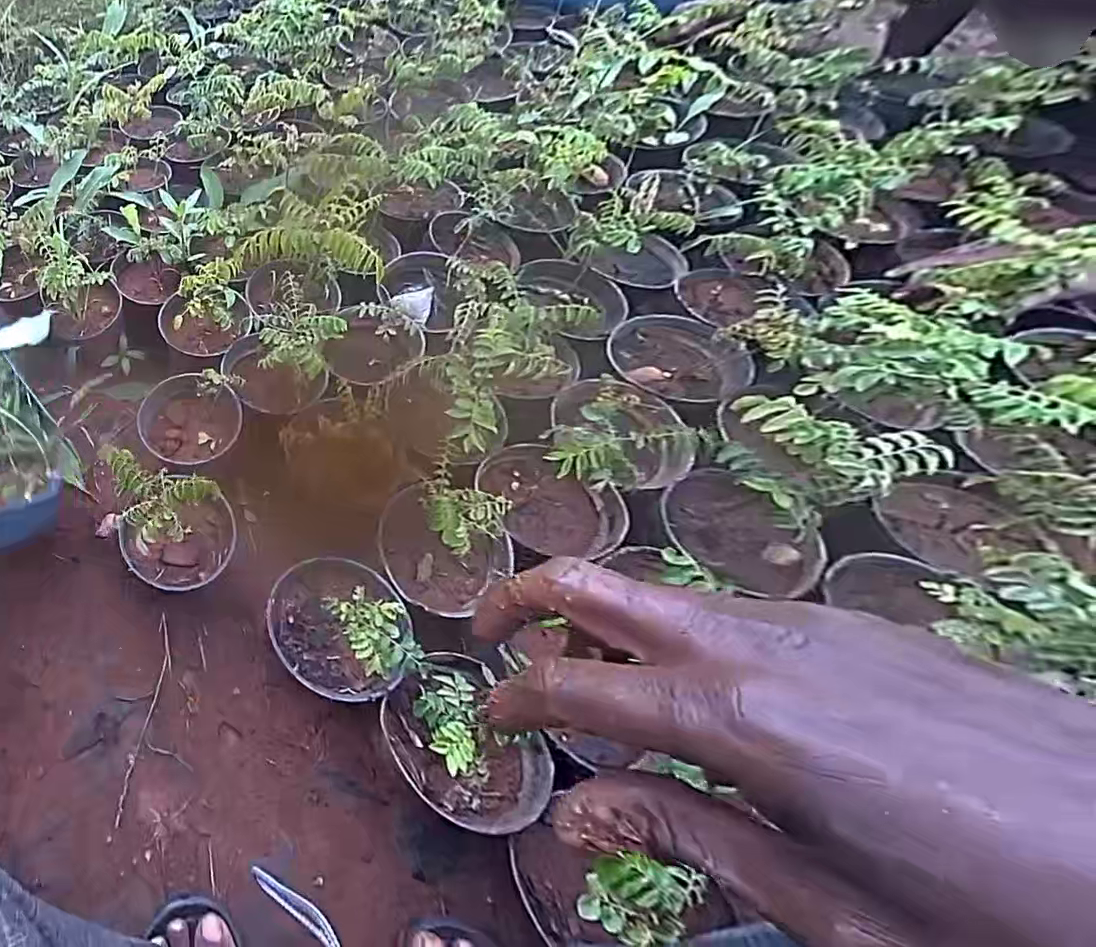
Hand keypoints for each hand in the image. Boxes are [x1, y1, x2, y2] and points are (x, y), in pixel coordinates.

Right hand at [474, 558, 1095, 946]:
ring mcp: (794, 618)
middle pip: (585, 583)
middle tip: (489, 637)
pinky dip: (670, 637)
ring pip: (647, 592)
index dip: (515, 700)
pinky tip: (715, 699)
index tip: (493, 719)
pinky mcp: (841, 618)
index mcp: (729, 716)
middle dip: (516, 599)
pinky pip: (716, 611)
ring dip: (596, 625)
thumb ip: (687, 837)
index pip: (568, 686)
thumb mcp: (839, 910)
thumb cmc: (1007, 913)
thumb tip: (571, 812)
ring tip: (602, 688)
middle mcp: (742, 642)